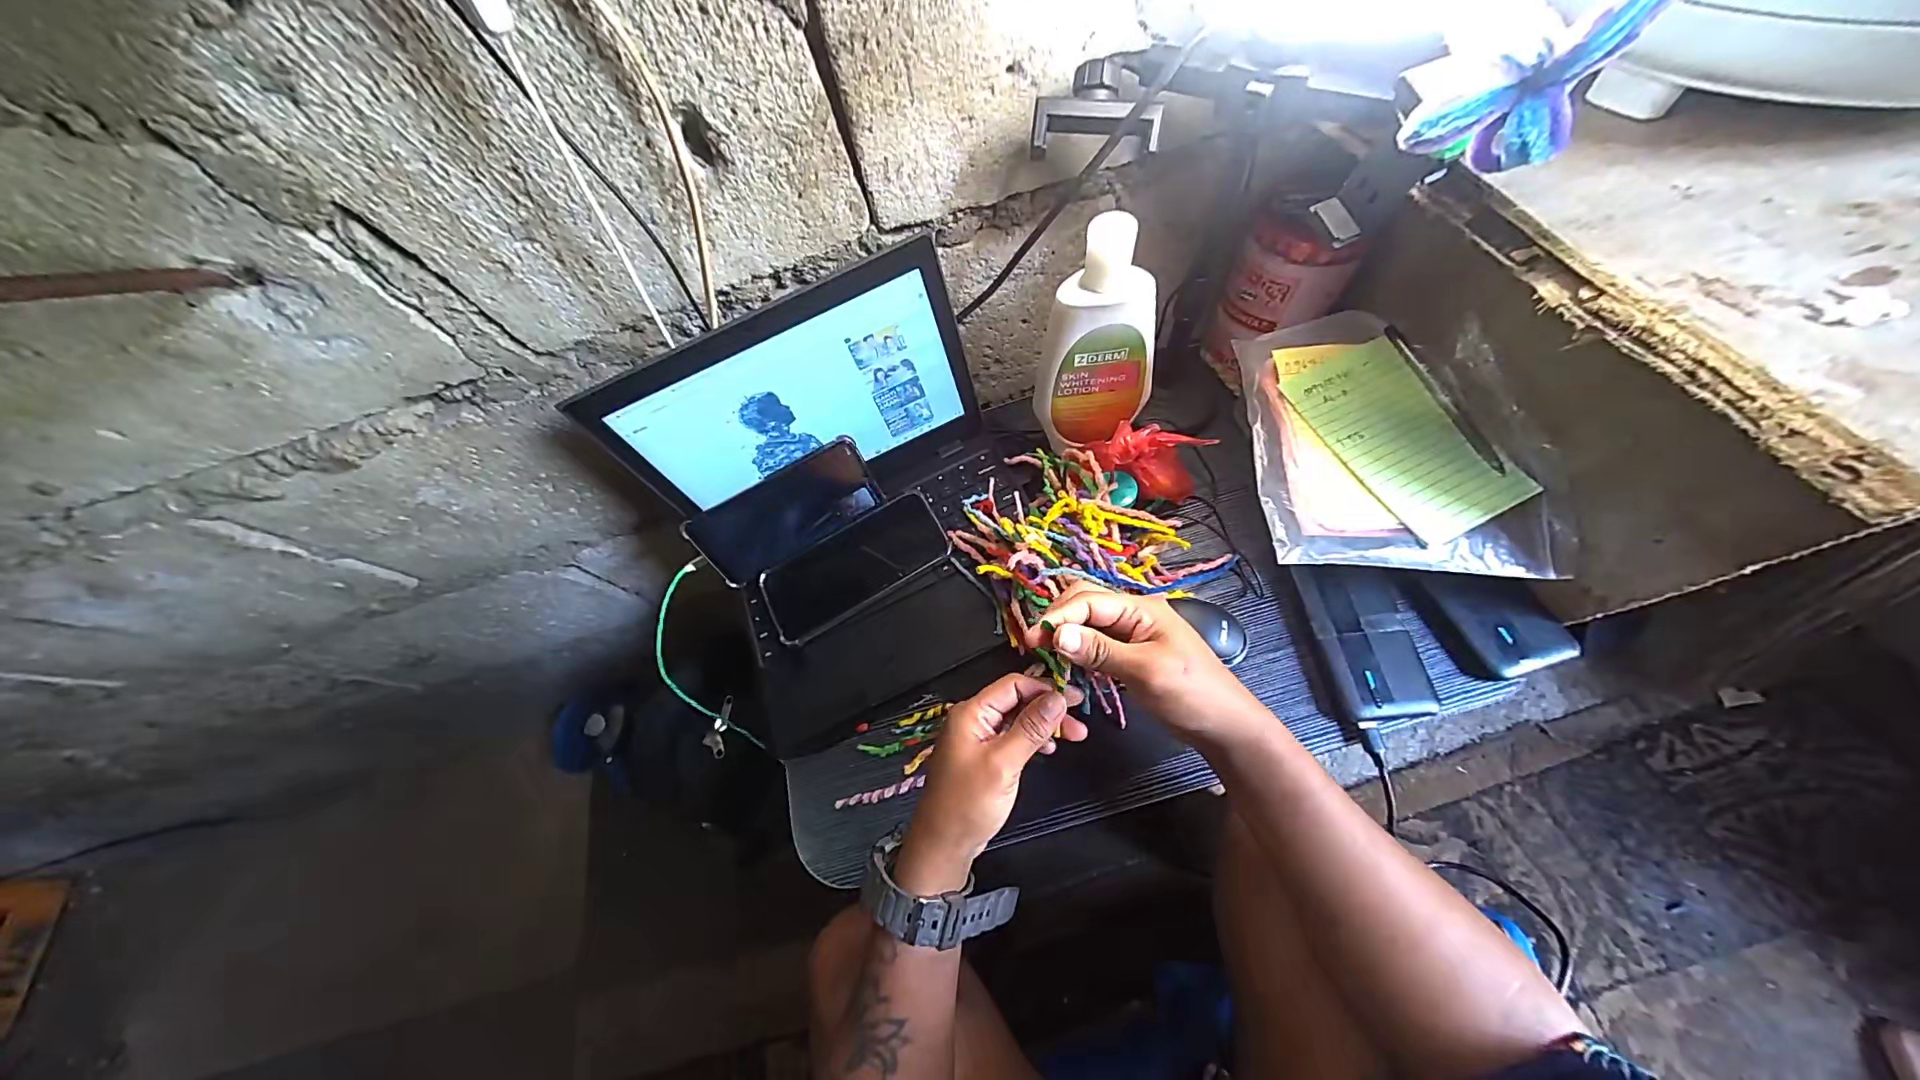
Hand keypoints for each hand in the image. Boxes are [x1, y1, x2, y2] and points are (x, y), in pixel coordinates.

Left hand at [895, 674, 1086, 893]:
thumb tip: (1057, 698)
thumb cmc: (967, 804)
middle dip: (1049, 708)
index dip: (1045, 689)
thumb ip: (1031, 728)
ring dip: (1045, 724)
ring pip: (1018, 717)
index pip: (1013, 685)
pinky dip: (1033, 738)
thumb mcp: (1004, 763)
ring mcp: (979, 737)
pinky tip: (1049, 748)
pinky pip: (1013, 735)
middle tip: (1078, 723)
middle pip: (1017, 700)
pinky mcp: (985, 754)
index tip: (1073, 700)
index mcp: (971, 713)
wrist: (944, 843)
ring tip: (1074, 736)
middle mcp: (973, 718)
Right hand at [1027, 583, 1261, 747]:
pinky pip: (1096, 643)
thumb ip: (1100, 651)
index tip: (1034, 639)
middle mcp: (1134, 614)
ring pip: (1088, 623)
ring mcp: (1133, 633)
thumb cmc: (1194, 694)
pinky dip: (1078, 650)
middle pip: (1084, 604)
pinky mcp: (1130, 653)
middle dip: (1058, 620)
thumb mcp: (1145, 671)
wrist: (1226, 725)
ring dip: (1066, 635)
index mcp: (1142, 608)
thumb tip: (1059, 634)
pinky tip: (1069, 664)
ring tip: (1047, 655)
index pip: (1088, 600)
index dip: (1058, 617)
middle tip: (1036, 647)